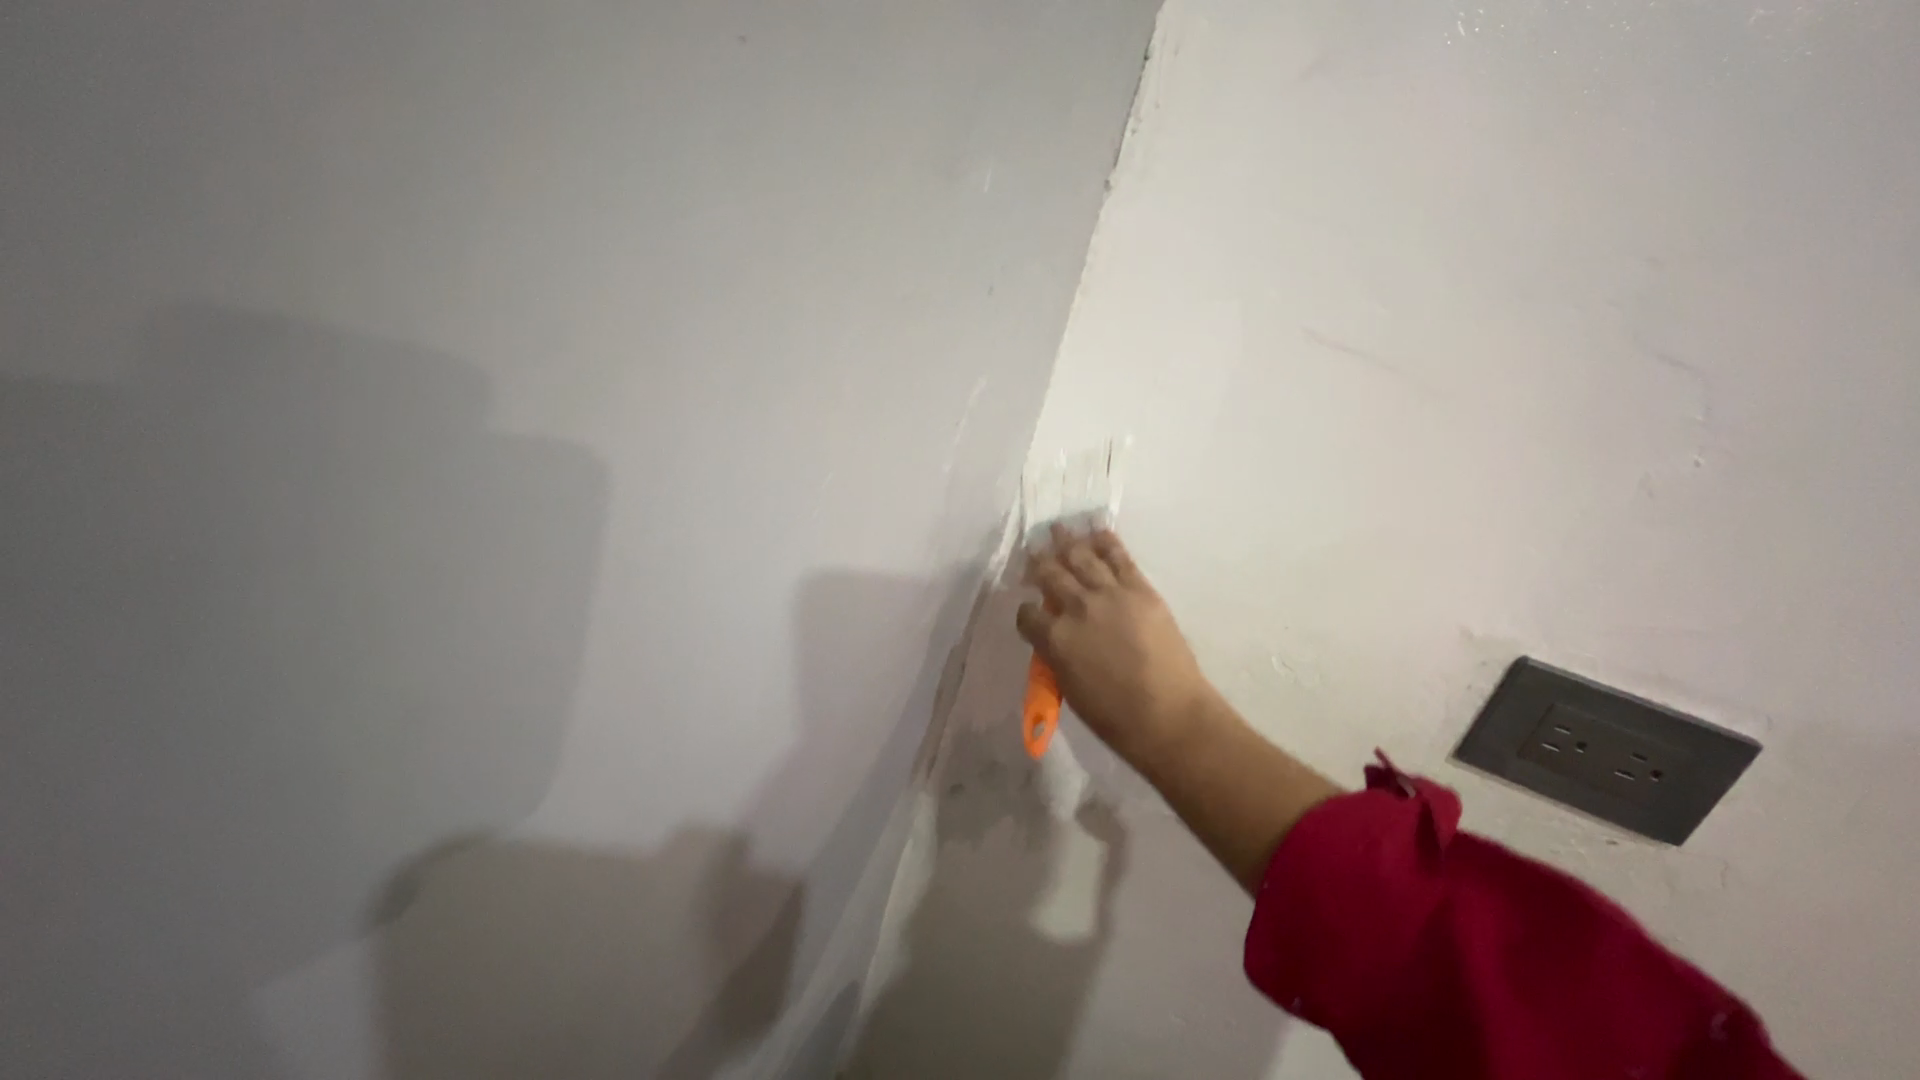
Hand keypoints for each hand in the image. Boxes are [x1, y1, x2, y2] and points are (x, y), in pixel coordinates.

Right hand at [1017, 525, 1219, 766]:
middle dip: (1037, 562)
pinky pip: (1118, 557)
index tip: (1029, 610)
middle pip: (1050, 575)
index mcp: (1053, 639)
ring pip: (1081, 557)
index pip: (1027, 614)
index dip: (1026, 612)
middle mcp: (1076, 608)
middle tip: (1032, 549)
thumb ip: (1057, 655)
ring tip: (1057, 528)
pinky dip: (1105, 540)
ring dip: (1066, 540)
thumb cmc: (1113, 716)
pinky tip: (1096, 530)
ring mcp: (1109, 594)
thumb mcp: (1069, 688)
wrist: (1167, 714)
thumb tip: (1054, 639)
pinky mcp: (1139, 589)